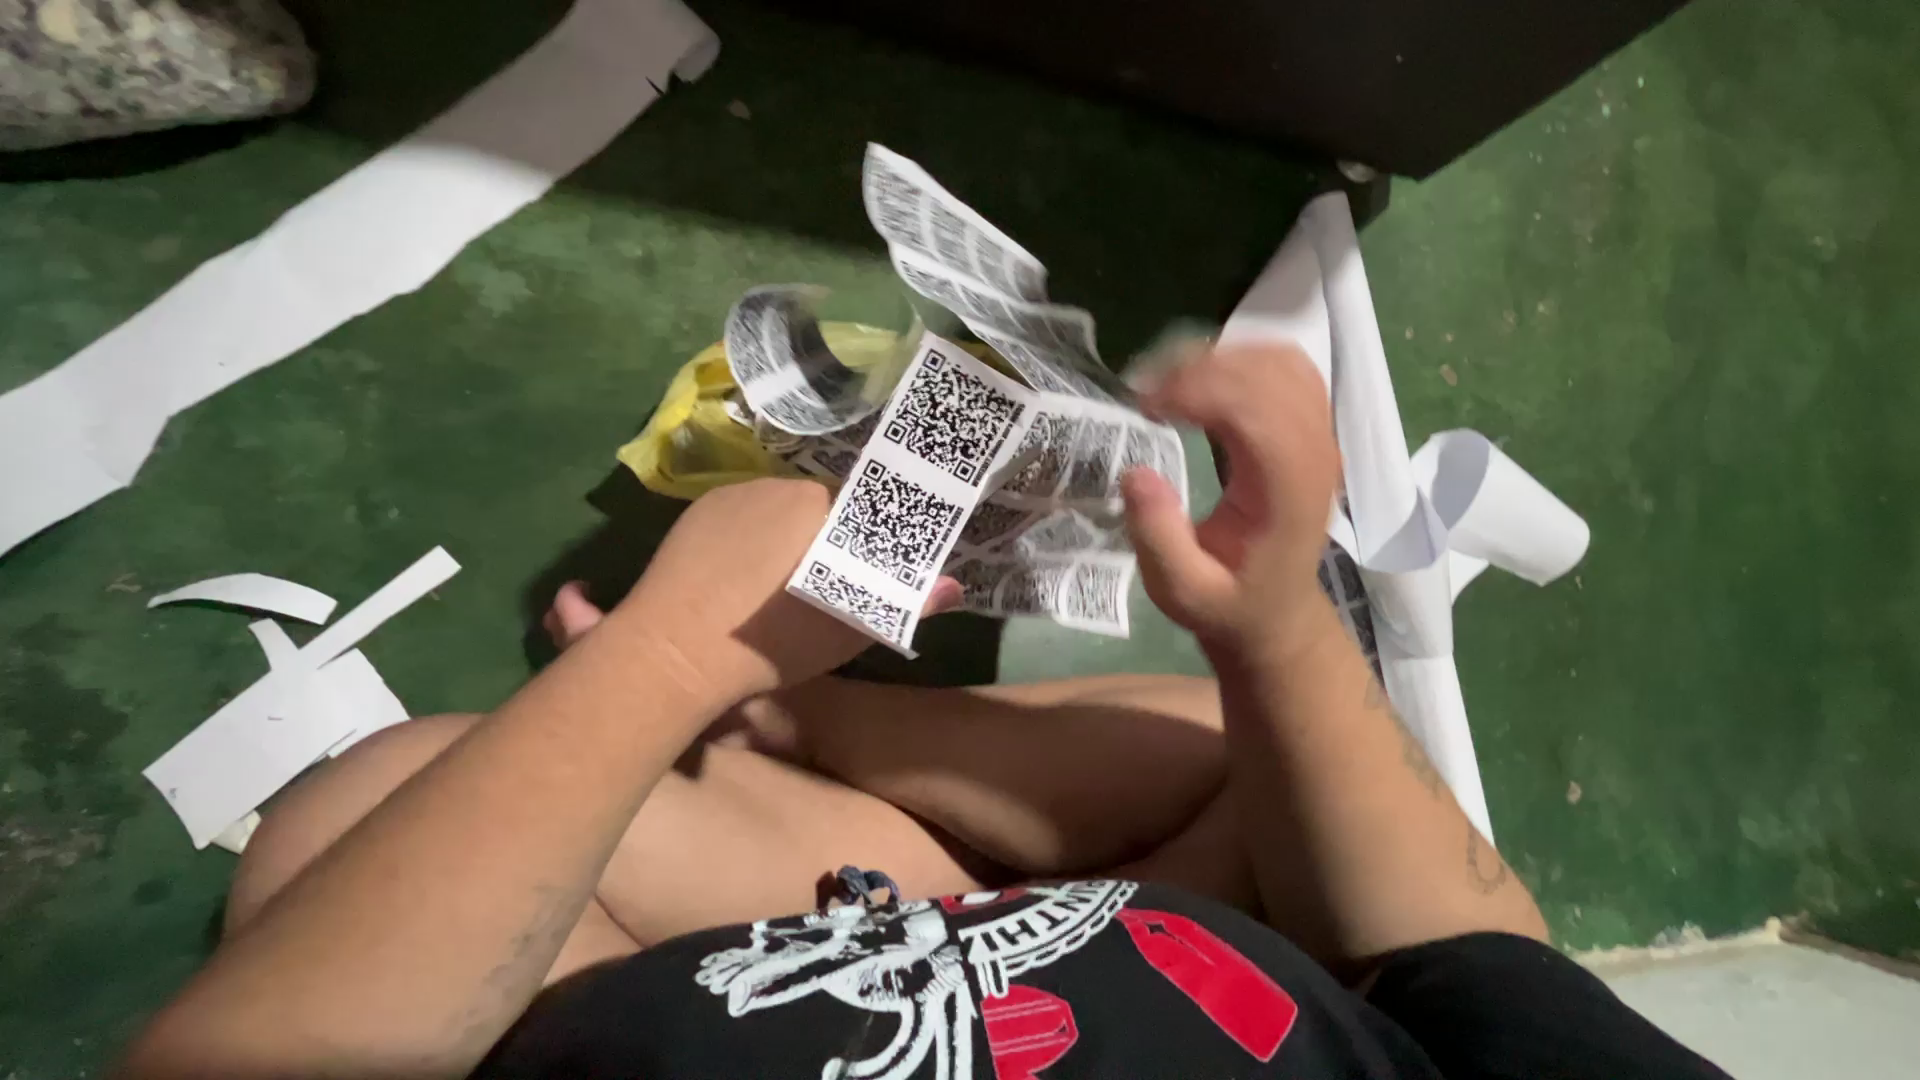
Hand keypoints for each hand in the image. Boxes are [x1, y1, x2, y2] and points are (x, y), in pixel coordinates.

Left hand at [610, 477, 957, 706]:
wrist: (671, 653)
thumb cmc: (771, 642)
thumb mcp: (846, 630)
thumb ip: (904, 602)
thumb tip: (958, 586)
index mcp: (820, 506)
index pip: (861, 510)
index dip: (866, 541)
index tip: (863, 571)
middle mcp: (778, 486)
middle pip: (820, 508)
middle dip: (827, 538)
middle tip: (821, 585)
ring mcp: (732, 495)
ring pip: (778, 509)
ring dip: (786, 534)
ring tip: (774, 584)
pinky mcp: (697, 511)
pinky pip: (741, 515)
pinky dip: (749, 536)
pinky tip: (737, 576)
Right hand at [1121, 344, 1340, 658]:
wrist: (1276, 612)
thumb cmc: (1228, 603)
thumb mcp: (1181, 591)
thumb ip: (1159, 539)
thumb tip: (1135, 473)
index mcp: (1286, 492)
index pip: (1256, 411)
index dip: (1198, 390)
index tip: (1144, 405)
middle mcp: (1314, 453)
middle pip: (1267, 374)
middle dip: (1199, 368)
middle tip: (1144, 393)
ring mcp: (1319, 435)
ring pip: (1278, 361)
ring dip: (1218, 358)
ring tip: (1166, 384)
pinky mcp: (1309, 427)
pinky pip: (1284, 367)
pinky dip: (1239, 359)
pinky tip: (1201, 380)